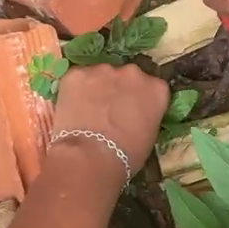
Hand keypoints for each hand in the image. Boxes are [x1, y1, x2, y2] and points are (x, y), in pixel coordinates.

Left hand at [51, 64, 167, 180]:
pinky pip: (77, 79)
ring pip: (100, 76)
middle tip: (109, 112)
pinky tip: (72, 110)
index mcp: (156, 89)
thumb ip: (145, 116)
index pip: (152, 88)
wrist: (90, 157)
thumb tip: (134, 115)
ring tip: (87, 112)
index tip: (133, 113)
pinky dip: (74, 91)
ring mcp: (103, 70)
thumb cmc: (126, 156)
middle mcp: (133, 73)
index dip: (141, 100)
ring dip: (97, 89)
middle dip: (119, 90)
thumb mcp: (148, 136)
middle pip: (127, 77)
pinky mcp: (76, 73)